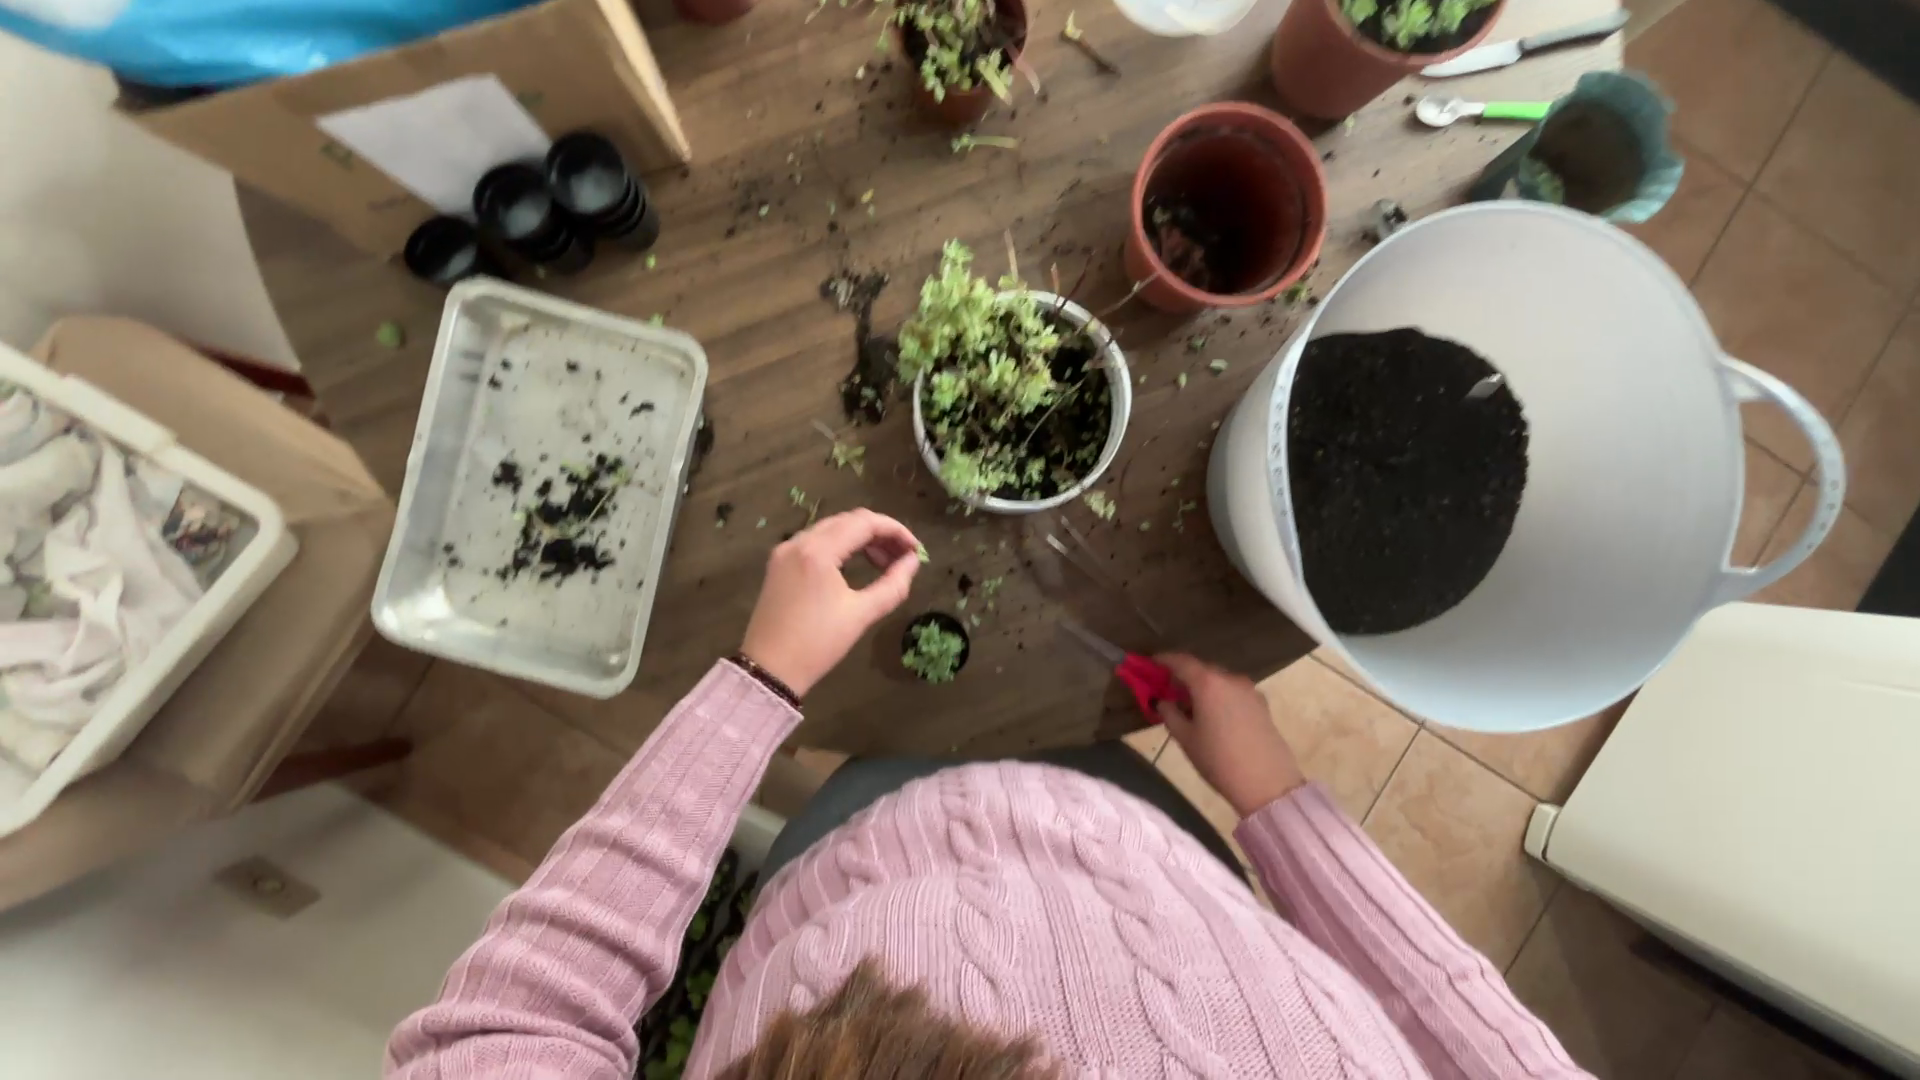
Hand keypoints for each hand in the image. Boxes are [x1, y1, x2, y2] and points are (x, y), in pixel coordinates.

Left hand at [741, 509, 920, 697]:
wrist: (769, 670)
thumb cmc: (817, 644)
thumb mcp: (861, 615)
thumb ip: (893, 585)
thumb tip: (913, 562)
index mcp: (817, 552)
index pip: (864, 522)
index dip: (895, 531)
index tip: (916, 550)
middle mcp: (798, 542)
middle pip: (848, 521)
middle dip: (880, 533)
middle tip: (903, 557)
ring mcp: (785, 551)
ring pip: (831, 529)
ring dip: (860, 539)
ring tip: (883, 563)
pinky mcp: (778, 564)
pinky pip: (815, 542)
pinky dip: (840, 546)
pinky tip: (855, 565)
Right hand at [1154, 653, 1306, 816]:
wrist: (1267, 784)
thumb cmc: (1218, 760)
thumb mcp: (1185, 738)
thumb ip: (1169, 713)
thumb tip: (1163, 701)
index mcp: (1208, 683)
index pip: (1180, 661)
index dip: (1163, 660)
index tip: (1150, 665)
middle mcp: (1230, 679)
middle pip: (1201, 669)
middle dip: (1182, 676)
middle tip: (1167, 690)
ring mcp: (1249, 690)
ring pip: (1218, 681)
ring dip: (1202, 687)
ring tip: (1189, 706)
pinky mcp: (1261, 704)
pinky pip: (1233, 692)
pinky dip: (1219, 696)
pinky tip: (1213, 715)